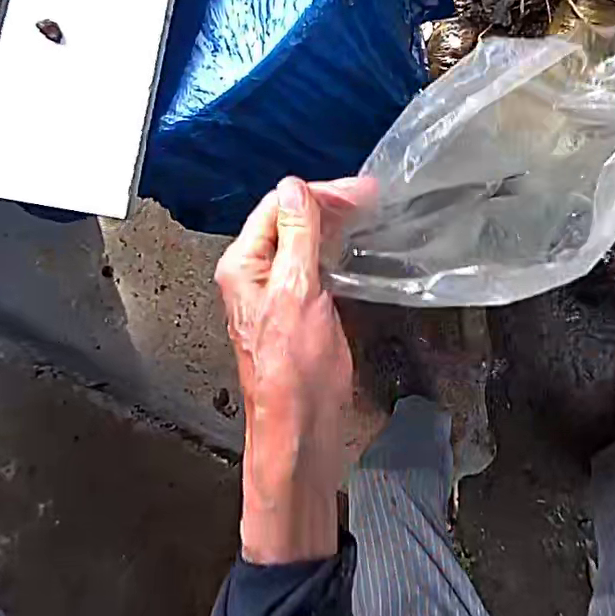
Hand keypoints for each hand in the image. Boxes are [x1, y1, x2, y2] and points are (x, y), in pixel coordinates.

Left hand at [216, 175, 373, 564]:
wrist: (301, 426)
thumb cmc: (294, 371)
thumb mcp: (296, 293)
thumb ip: (296, 238)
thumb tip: (293, 189)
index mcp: (244, 265)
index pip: (277, 209)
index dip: (316, 194)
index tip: (356, 190)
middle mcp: (256, 273)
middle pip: (289, 221)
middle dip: (328, 204)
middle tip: (370, 196)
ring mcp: (278, 290)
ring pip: (303, 241)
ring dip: (333, 223)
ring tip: (368, 210)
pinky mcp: (300, 306)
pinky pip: (314, 264)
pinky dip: (335, 248)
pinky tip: (355, 242)